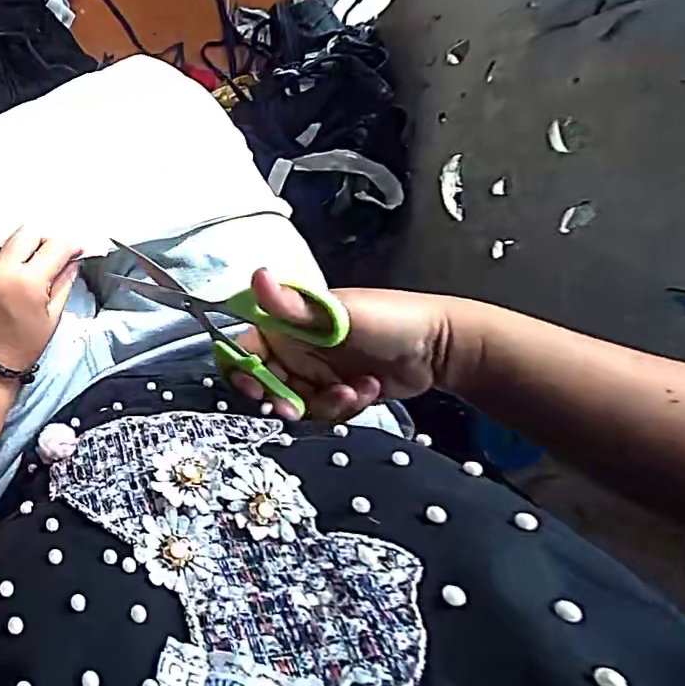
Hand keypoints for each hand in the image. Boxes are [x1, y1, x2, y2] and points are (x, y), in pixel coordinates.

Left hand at [0, 228, 83, 372]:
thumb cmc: (20, 347)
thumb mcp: (51, 318)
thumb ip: (63, 284)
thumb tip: (72, 263)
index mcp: (27, 282)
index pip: (56, 246)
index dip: (72, 245)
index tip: (77, 249)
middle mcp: (1, 270)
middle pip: (29, 233)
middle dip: (46, 239)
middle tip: (52, 253)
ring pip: (2, 234)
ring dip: (19, 240)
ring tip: (27, 254)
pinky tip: (5, 259)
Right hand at [230, 269, 479, 421]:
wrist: (441, 348)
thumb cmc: (391, 319)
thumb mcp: (339, 313)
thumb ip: (293, 305)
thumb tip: (258, 276)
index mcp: (290, 322)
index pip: (248, 346)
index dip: (242, 369)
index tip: (256, 388)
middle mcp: (297, 346)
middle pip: (267, 381)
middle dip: (281, 397)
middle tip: (295, 408)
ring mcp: (317, 370)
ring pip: (296, 400)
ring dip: (322, 402)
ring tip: (352, 391)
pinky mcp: (336, 391)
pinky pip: (324, 409)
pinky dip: (345, 405)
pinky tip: (369, 389)